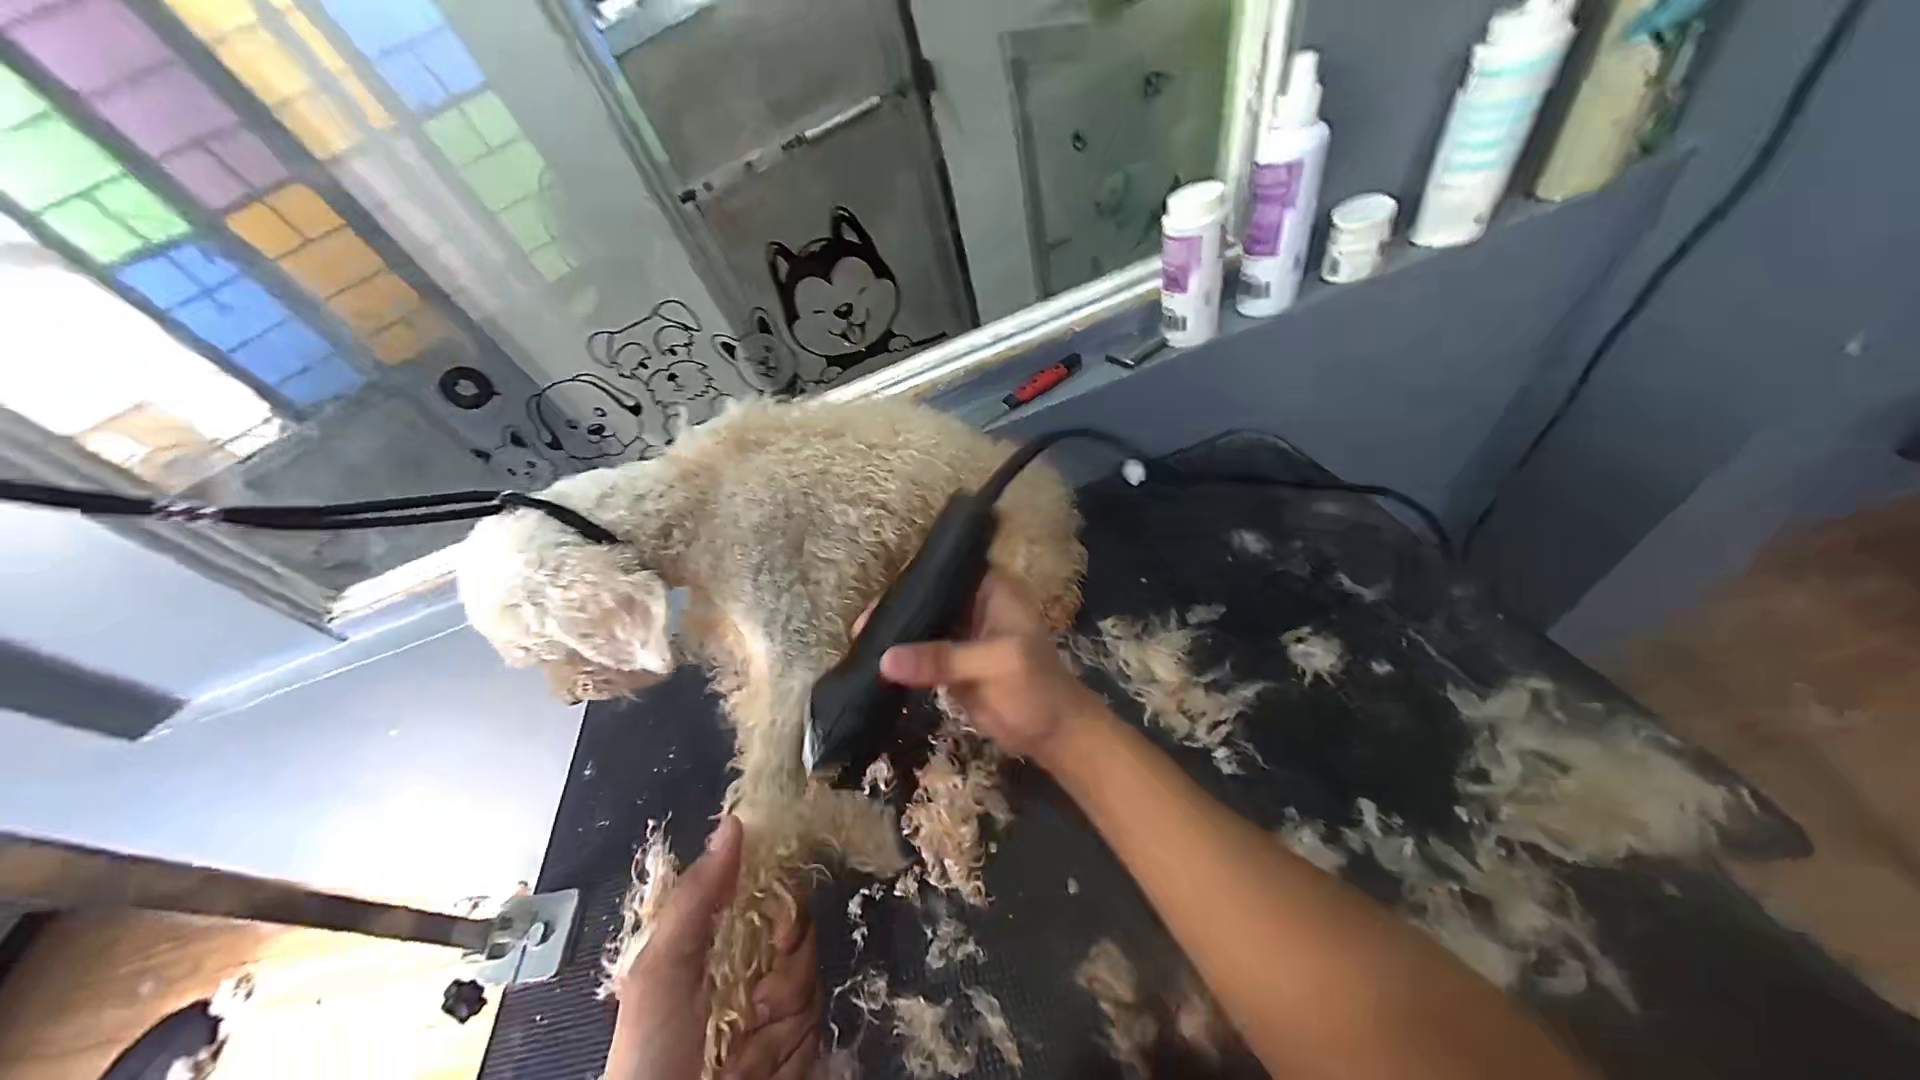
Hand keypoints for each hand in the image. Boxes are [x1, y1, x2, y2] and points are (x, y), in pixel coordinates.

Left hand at [605, 817, 822, 1079]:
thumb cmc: (650, 1054)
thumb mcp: (660, 970)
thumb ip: (696, 898)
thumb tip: (734, 824)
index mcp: (718, 939)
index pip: (779, 897)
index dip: (789, 912)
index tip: (781, 935)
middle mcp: (749, 967)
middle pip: (805, 941)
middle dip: (784, 979)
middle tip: (751, 1010)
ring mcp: (772, 1012)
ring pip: (814, 989)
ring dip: (780, 1028)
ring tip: (740, 1057)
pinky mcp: (792, 1049)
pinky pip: (816, 1033)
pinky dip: (788, 1058)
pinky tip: (755, 1072)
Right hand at [879, 572, 1108, 764]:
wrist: (1054, 733)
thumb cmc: (1036, 687)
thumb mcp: (995, 664)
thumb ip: (943, 659)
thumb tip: (885, 659)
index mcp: (990, 588)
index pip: (944, 571)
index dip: (911, 580)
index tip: (878, 599)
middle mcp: (972, 603)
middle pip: (926, 598)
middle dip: (895, 609)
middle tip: (859, 627)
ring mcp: (960, 633)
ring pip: (920, 625)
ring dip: (895, 634)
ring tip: (858, 643)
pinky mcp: (951, 662)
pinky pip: (920, 654)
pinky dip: (901, 658)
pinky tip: (873, 662)